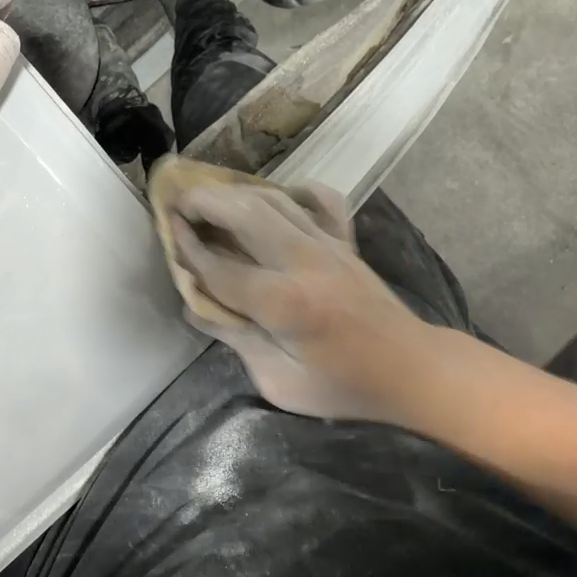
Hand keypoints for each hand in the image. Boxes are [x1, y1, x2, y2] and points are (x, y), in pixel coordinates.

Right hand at [168, 183, 439, 422]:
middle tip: (177, 201)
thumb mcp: (281, 382)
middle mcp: (302, 260)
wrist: (409, 369)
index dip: (188, 249)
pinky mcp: (344, 239)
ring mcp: (326, 243)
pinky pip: (318, 199)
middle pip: (242, 213)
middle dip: (204, 202)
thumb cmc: (342, 386)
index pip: (220, 267)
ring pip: (272, 199)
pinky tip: (275, 195)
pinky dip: (294, 190)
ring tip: (208, 195)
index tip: (166, 231)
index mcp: (283, 302)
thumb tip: (194, 307)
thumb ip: (236, 340)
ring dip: (235, 192)